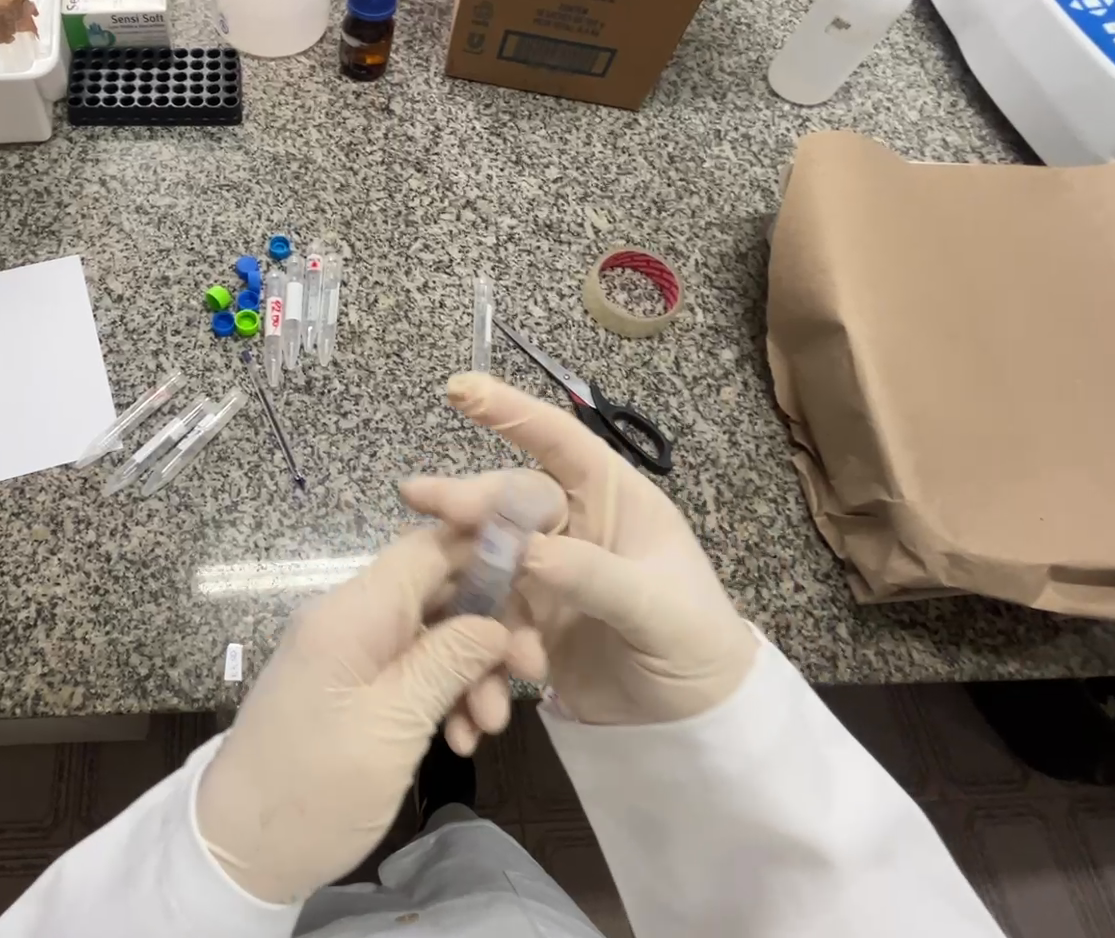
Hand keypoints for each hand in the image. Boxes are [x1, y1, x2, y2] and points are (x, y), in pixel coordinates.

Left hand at [195, 526, 546, 904]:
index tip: (535, 585)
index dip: (482, 551)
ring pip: (429, 636)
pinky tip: (461, 739)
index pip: (425, 548)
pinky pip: (407, 670)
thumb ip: (446, 662)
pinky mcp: (350, 684)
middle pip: (435, 593)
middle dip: (487, 631)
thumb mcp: (392, 726)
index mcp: (352, 612)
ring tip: (488, 728)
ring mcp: (348, 652)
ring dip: (468, 674)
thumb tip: (495, 622)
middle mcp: (349, 618)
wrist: (240, 849)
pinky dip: (440, 696)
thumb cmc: (315, 787)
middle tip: (529, 677)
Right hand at [401, 373, 756, 725]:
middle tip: (417, 496)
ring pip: (483, 561)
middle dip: (464, 501)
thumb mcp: (660, 611)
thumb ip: (596, 576)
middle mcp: (569, 524)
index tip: (460, 389)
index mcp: (612, 499)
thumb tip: (523, 551)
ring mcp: (540, 570)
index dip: (511, 410)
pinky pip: (481, 616)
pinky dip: (469, 644)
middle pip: (505, 500)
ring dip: (465, 591)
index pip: (559, 441)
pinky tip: (468, 685)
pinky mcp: (521, 614)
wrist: (693, 725)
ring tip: (445, 619)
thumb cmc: (697, 648)